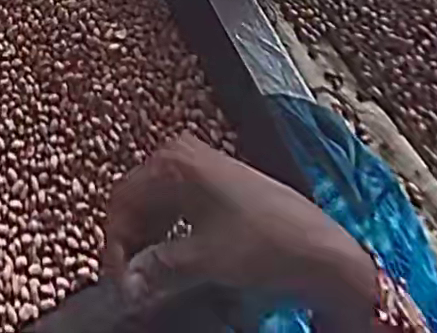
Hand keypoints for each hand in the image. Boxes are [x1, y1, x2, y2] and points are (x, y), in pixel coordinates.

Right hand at [102, 135, 377, 323]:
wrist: (320, 246)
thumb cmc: (264, 243)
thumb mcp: (205, 259)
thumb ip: (158, 268)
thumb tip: (126, 285)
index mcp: (172, 161)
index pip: (123, 198)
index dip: (115, 244)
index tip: (121, 284)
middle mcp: (179, 151)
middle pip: (136, 197)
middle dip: (130, 241)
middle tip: (132, 284)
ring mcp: (197, 161)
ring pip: (153, 201)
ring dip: (146, 239)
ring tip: (148, 278)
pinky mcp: (211, 177)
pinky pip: (172, 202)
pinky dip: (166, 231)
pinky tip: (169, 259)